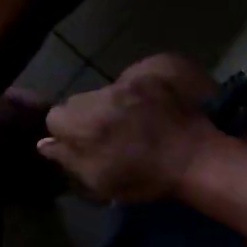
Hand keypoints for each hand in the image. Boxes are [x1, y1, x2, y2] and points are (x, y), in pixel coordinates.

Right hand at [38, 54, 223, 202]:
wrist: (201, 158)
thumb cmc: (148, 178)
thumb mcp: (101, 181)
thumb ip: (68, 159)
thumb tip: (44, 144)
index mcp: (85, 121)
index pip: (56, 117)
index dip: (69, 134)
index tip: (87, 146)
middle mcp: (105, 91)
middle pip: (82, 99)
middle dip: (92, 115)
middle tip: (116, 136)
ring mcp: (135, 74)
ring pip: (111, 86)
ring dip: (118, 102)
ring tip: (141, 122)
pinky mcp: (162, 64)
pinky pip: (141, 73)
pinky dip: (145, 86)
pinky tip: (159, 105)